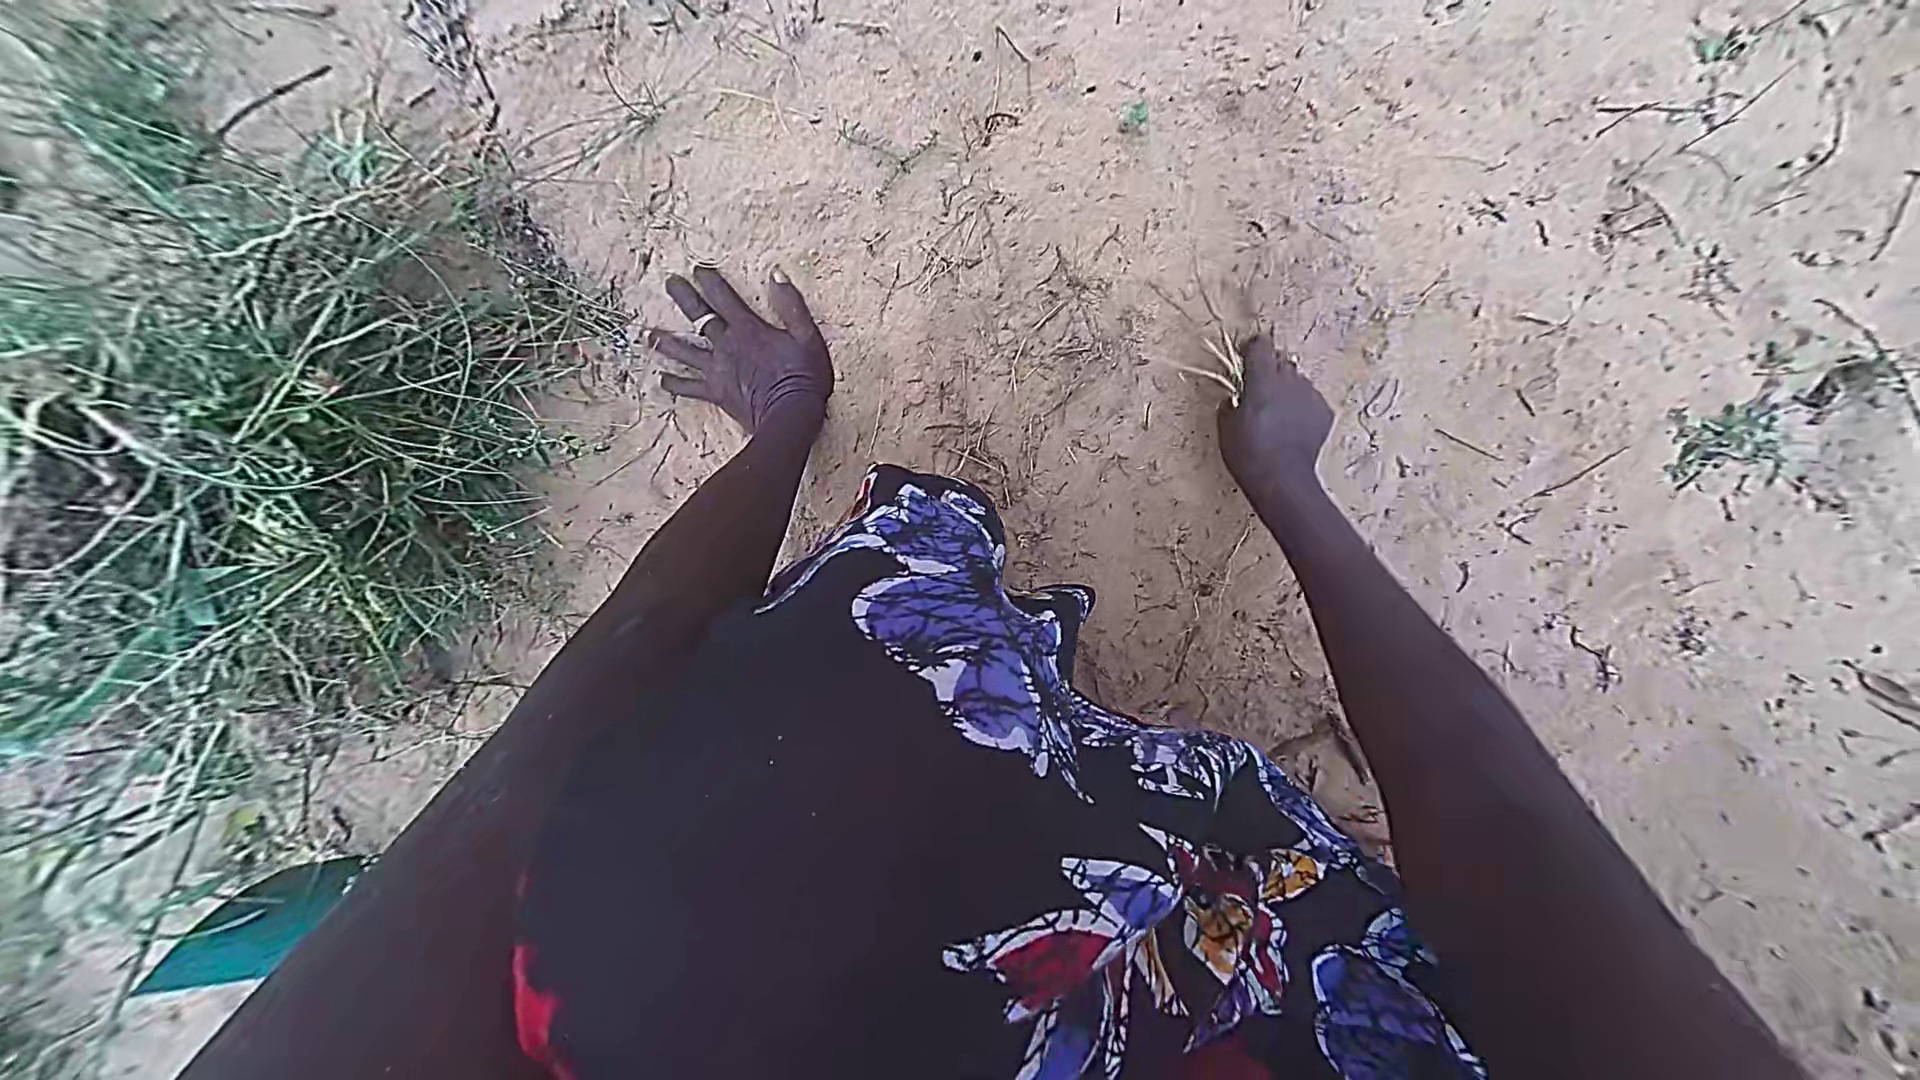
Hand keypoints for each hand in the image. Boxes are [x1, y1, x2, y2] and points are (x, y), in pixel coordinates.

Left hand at [647, 266, 833, 435]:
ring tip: (651, 335)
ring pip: (686, 351)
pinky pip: (690, 387)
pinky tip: (663, 380)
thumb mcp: (808, 337)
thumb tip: (777, 274)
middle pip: (700, 316)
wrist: (791, 414)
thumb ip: (792, 306)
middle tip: (670, 283)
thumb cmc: (805, 377)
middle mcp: (728, 345)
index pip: (724, 298)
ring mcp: (719, 369)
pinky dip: (676, 383)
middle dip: (684, 298)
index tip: (699, 270)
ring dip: (668, 342)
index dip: (710, 282)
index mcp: (749, 329)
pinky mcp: (717, 392)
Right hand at [1217, 332, 1333, 495]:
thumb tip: (1234, 399)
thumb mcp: (1225, 427)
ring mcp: (1310, 396)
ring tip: (1272, 415)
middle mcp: (1290, 381)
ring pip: (1296, 382)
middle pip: (1280, 361)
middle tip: (1255, 391)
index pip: (1260, 345)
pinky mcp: (1324, 413)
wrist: (1281, 479)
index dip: (1250, 348)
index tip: (1243, 356)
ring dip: (1284, 390)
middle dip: (1268, 371)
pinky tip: (1288, 428)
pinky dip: (1299, 408)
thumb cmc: (1248, 453)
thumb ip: (1230, 404)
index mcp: (1262, 379)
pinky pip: (1309, 401)